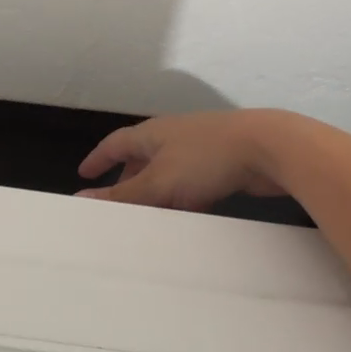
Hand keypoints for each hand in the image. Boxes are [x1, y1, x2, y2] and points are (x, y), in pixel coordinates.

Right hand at [76, 109, 291, 208]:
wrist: (270, 149)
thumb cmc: (205, 159)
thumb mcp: (158, 182)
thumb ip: (121, 195)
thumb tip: (80, 199)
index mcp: (151, 134)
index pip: (115, 144)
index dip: (98, 159)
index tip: (83, 175)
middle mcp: (172, 137)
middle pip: (141, 158)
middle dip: (127, 179)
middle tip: (115, 203)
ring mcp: (200, 148)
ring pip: (168, 173)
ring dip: (156, 193)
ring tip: (147, 217)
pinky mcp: (223, 163)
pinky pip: (192, 183)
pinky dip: (183, 199)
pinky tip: (187, 218)